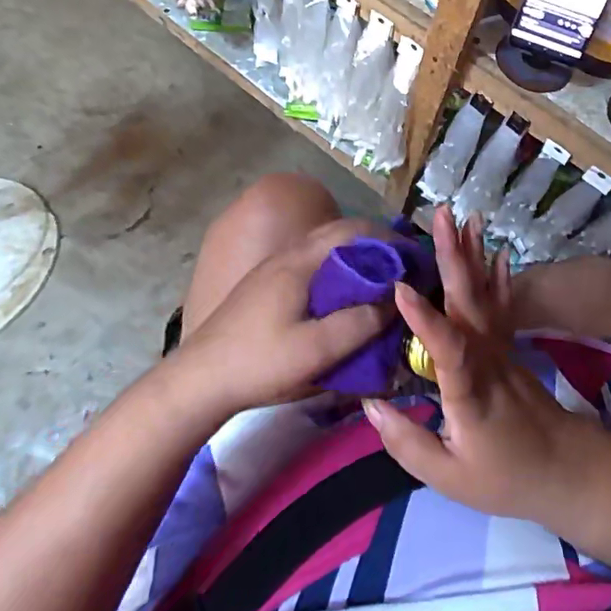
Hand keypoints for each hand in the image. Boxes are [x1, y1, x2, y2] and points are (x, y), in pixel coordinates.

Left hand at [166, 218, 394, 420]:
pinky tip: (343, 296)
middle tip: (401, 266)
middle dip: (373, 244)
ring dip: (354, 257)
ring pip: (322, 249)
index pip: (350, 230)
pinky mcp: (265, 286)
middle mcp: (286, 256)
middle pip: (336, 234)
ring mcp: (272, 269)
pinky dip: (336, 270)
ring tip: (379, 280)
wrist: (198, 380)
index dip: (385, 237)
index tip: (412, 254)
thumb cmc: (258, 363)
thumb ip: (358, 325)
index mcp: (299, 262)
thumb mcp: (315, 351)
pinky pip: (311, 265)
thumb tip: (391, 304)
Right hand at [361, 207, 600, 523]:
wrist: (566, 470)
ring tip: (463, 217)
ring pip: (483, 293)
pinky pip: (501, 305)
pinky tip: (497, 252)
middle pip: (468, 302)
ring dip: (471, 253)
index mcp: (469, 391)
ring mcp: (500, 348)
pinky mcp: (508, 347)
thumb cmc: (505, 477)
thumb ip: (407, 443)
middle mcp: (486, 359)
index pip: (448, 349)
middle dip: (452, 255)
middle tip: (440, 215)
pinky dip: (498, 276)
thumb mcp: (450, 477)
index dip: (425, 320)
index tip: (400, 288)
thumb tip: (370, 404)